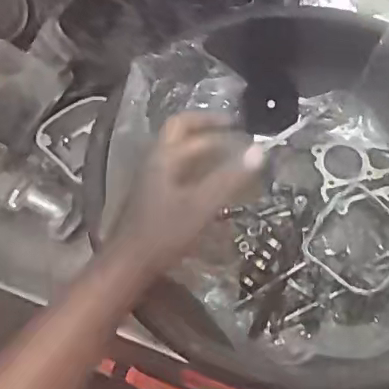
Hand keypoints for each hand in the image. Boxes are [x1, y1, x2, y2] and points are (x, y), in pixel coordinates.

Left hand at [110, 112, 264, 274]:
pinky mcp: (153, 197)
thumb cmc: (164, 233)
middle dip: (207, 130)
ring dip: (203, 150)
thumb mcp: (202, 205)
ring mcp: (151, 180)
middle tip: (234, 134)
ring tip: (229, 157)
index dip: (216, 124)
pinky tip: (213, 185)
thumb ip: (230, 177)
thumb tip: (259, 150)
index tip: (241, 128)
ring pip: (178, 153)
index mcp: (164, 158)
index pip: (191, 128)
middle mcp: (155, 162)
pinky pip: (178, 172)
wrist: (129, 264)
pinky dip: (198, 170)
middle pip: (180, 134)